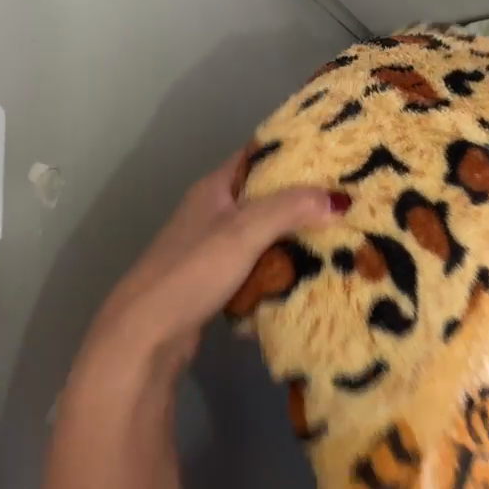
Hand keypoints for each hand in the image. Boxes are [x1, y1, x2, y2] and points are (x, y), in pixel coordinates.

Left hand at [80, 146, 347, 379]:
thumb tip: (341, 200)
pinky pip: (260, 261)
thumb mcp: (244, 232)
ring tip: (341, 228)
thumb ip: (291, 208)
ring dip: (296, 231)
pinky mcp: (216, 280)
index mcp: (214, 188)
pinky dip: (282, 262)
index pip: (260, 152)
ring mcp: (213, 248)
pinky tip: (311, 268)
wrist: (140, 341)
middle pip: (267, 192)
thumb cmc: (190, 272)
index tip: (335, 149)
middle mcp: (213, 211)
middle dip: (305, 194)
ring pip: (265, 229)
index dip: (296, 147)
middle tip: (348, 193)